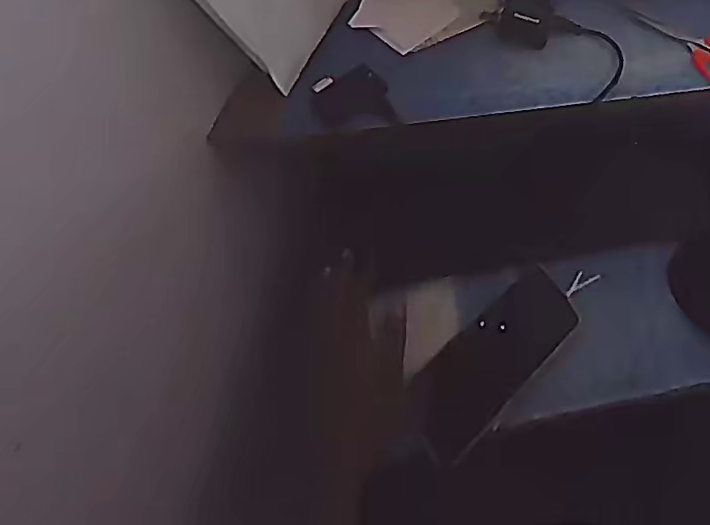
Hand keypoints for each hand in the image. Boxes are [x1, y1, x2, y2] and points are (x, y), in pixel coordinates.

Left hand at [309, 254, 403, 523]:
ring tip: (324, 271)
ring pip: (320, 315)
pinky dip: (313, 315)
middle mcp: (336, 342)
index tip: (367, 255)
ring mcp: (320, 356)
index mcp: (359, 340)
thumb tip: (397, 304)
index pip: (360, 299)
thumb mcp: (400, 380)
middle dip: (341, 276)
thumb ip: (396, 340)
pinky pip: (311, 332)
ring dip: (323, 291)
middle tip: (343, 253)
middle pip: (336, 303)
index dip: (364, 276)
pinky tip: (312, 309)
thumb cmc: (376, 420)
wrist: (338, 456)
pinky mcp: (310, 372)